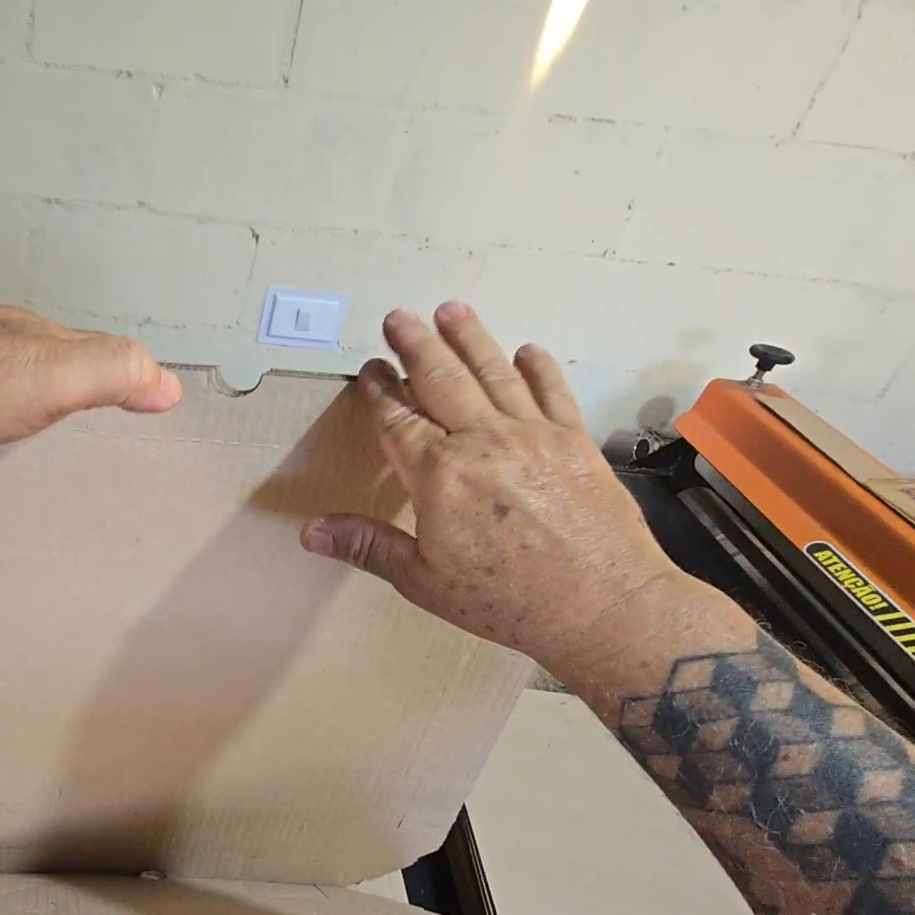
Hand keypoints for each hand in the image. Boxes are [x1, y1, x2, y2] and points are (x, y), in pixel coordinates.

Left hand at [0, 295, 181, 455]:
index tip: (130, 392)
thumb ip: (113, 372)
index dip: (111, 369)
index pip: (85, 347)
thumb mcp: (55, 376)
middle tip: (76, 406)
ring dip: (6, 384)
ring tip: (20, 412)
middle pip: (36, 351)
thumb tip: (171, 384)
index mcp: (29, 333)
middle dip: (58, 373)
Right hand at [300, 302, 688, 676]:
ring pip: (493, 373)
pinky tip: (527, 349)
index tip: (370, 368)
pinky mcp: (574, 442)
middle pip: (441, 380)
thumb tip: (311, 532)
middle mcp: (483, 441)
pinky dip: (537, 367)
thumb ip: (367, 546)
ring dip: (469, 338)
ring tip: (451, 308)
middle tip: (398, 317)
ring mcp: (533, 436)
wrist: (604, 605)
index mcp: (439, 474)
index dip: (381, 391)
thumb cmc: (507, 599)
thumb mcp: (422, 580)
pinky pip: (552, 391)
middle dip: (416, 345)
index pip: (398, 419)